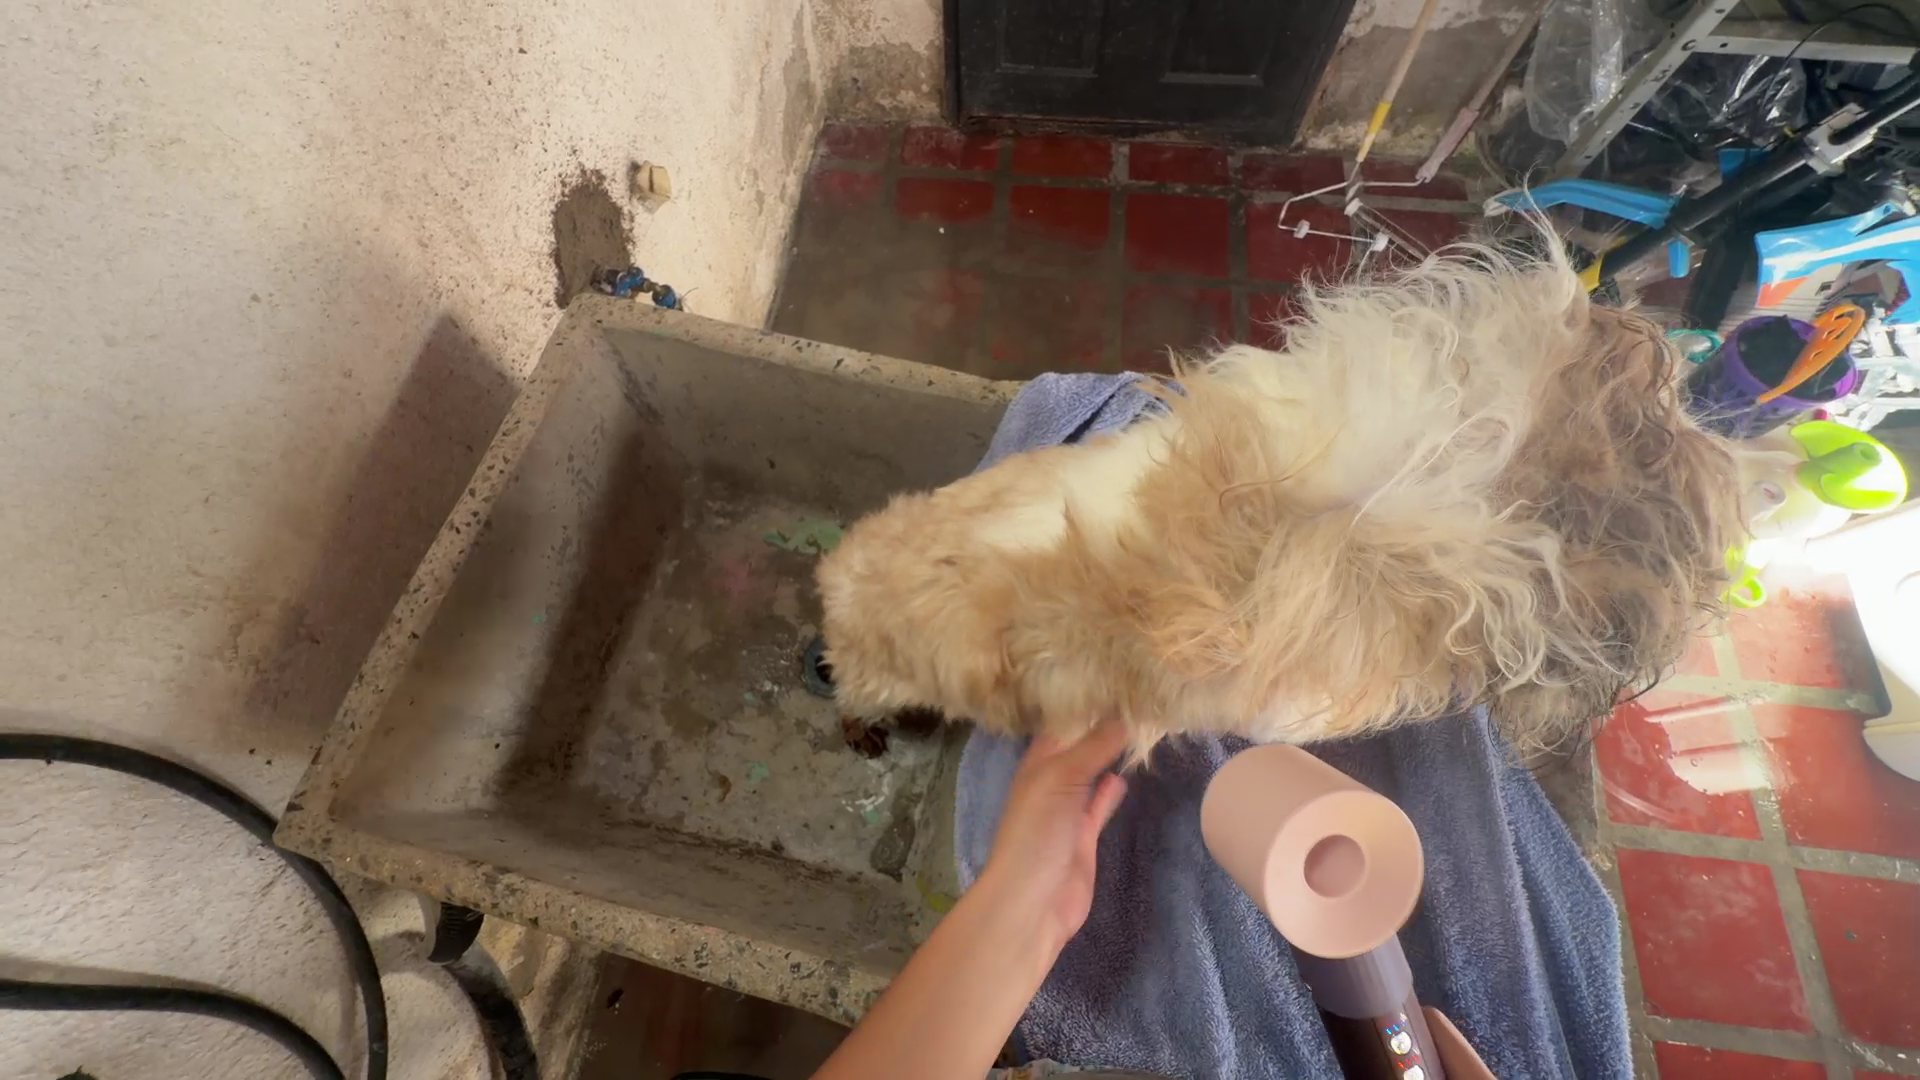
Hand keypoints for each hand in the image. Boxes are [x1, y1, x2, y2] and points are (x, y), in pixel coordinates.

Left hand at [976, 722, 1130, 956]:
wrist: (1034, 899)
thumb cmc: (1038, 828)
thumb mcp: (1062, 776)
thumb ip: (1094, 745)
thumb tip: (1127, 713)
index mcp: (1038, 758)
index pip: (1063, 720)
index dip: (1086, 701)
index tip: (1119, 679)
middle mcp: (1051, 776)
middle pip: (1080, 744)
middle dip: (1103, 725)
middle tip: (1139, 700)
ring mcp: (1068, 806)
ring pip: (1092, 771)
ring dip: (1111, 755)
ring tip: (1141, 729)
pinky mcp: (1084, 832)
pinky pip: (1100, 802)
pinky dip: (1112, 788)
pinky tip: (1129, 774)